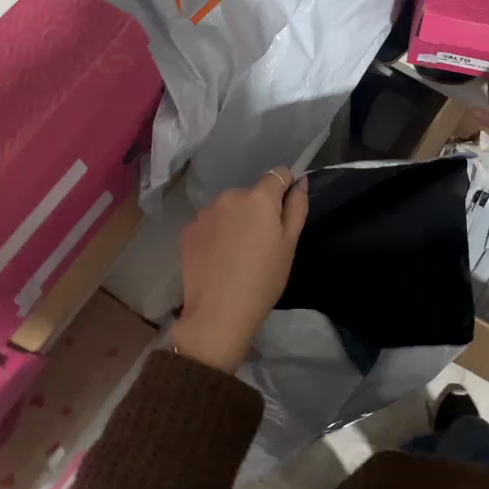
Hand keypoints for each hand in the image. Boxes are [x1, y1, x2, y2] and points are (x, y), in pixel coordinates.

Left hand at [171, 168, 308, 371]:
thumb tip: (300, 181)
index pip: (278, 174)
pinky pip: (210, 221)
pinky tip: (219, 257)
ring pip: (229, 207)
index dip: (285, 189)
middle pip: (252, 192)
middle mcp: (230, 196)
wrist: (218, 313)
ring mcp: (205, 212)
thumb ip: (297, 207)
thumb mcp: (290, 244)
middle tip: (262, 241)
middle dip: (259, 208)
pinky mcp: (188, 229)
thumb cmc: (263, 279)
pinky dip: (217, 231)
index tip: (284, 214)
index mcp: (259, 197)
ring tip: (238, 251)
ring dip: (236, 218)